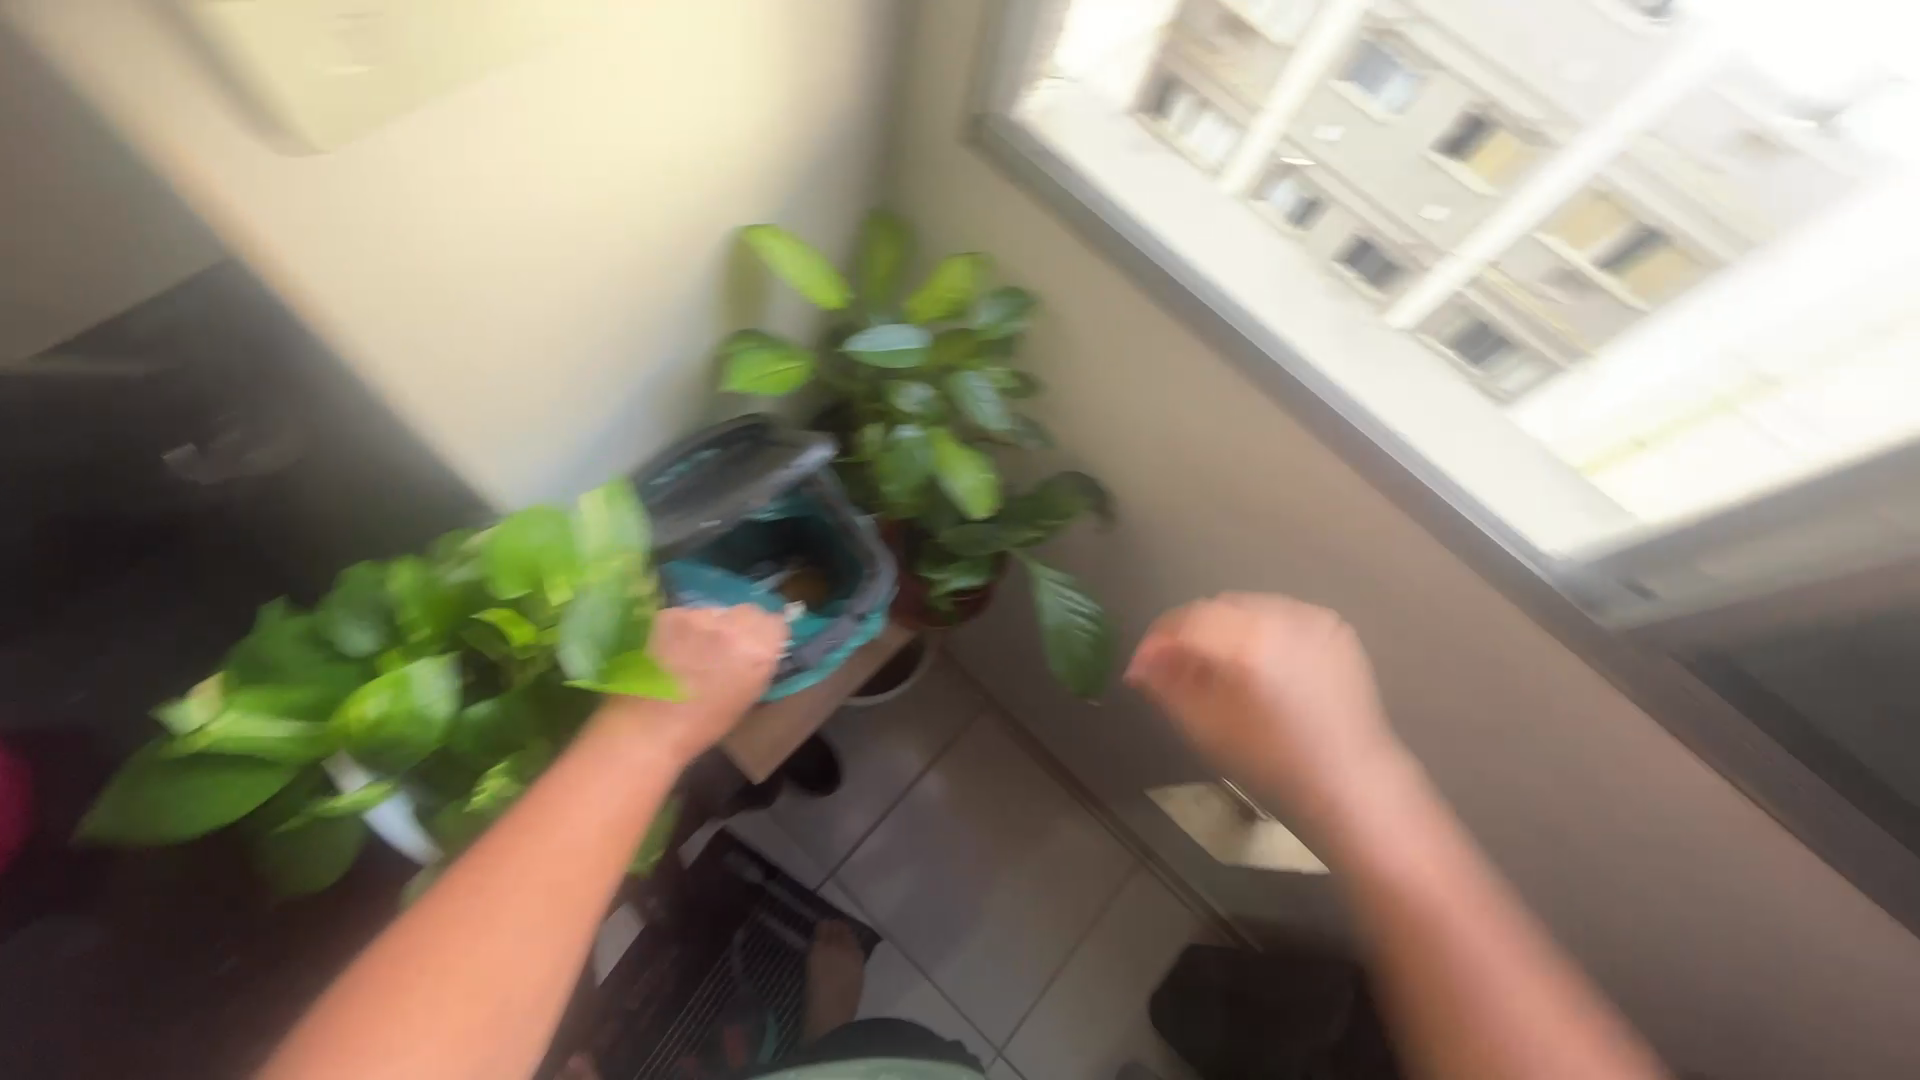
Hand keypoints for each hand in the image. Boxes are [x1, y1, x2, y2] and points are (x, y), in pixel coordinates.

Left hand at [596, 605, 788, 762]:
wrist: (651, 728)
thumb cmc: (706, 722)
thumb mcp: (750, 694)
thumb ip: (761, 662)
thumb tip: (763, 645)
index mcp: (760, 650)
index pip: (775, 622)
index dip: (766, 634)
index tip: (755, 645)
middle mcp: (734, 626)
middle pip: (748, 610)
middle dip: (740, 625)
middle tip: (724, 646)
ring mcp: (700, 617)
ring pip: (715, 611)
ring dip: (709, 626)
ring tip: (692, 651)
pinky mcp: (670, 614)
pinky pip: (686, 615)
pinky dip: (682, 628)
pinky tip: (671, 650)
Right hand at [1126, 593, 1407, 821]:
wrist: (1350, 783)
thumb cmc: (1271, 764)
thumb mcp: (1204, 728)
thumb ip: (1165, 685)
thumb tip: (1142, 664)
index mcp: (1247, 641)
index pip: (1184, 620)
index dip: (1156, 641)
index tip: (1141, 667)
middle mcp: (1281, 615)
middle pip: (1214, 607)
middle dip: (1188, 633)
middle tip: (1174, 668)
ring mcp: (1311, 617)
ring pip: (1247, 607)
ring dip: (1223, 629)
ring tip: (1218, 667)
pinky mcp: (1333, 626)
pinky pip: (1281, 616)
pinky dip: (1259, 631)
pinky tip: (1258, 665)